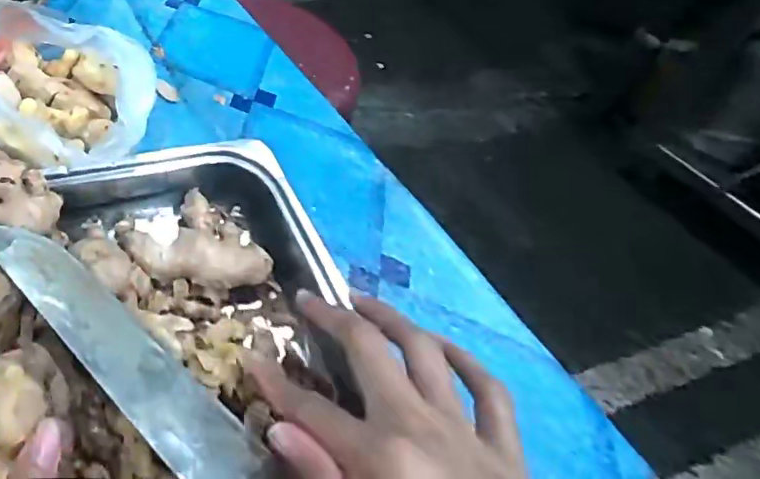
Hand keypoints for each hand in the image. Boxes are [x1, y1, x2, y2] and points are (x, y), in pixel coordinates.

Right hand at [247, 291, 526, 478]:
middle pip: (366, 348)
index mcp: (381, 456)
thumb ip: (322, 477)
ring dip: (390, 318)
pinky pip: (489, 392)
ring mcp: (465, 433)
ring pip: (423, 350)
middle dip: (331, 316)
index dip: (276, 383)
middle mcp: (417, 426)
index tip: (252, 359)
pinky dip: (465, 361)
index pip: (311, 408)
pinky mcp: (508, 453)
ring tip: (362, 301)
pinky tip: (440, 346)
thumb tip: (279, 429)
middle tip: (308, 299)